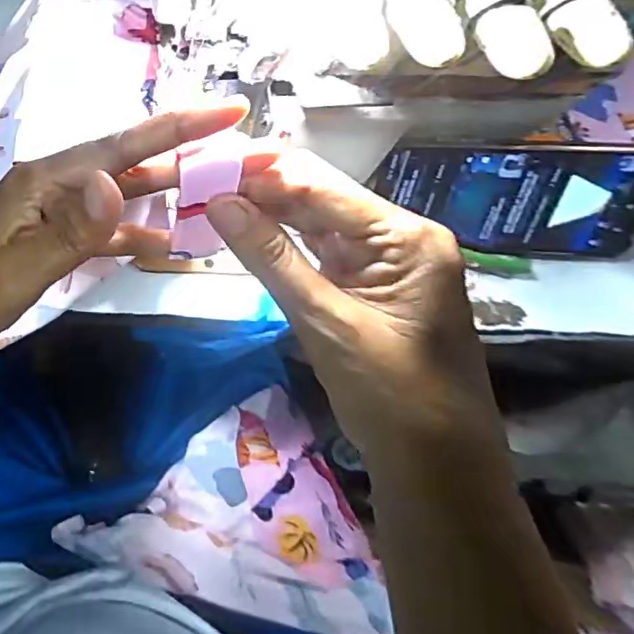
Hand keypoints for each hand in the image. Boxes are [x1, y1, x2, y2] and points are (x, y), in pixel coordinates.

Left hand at [0, 101, 249, 362]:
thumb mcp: (24, 265)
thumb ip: (73, 227)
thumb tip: (115, 180)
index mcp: (41, 179)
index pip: (118, 147)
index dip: (175, 128)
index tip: (228, 110)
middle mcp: (49, 184)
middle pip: (125, 163)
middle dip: (181, 155)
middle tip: (241, 150)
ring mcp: (51, 210)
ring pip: (118, 193)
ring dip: (164, 191)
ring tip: (218, 187)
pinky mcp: (53, 236)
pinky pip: (103, 226)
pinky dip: (133, 230)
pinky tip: (166, 239)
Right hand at [204, 149, 503, 464]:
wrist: (436, 467)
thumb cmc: (392, 396)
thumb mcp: (325, 321)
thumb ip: (270, 256)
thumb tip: (218, 202)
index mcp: (405, 237)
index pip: (320, 187)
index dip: (260, 173)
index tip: (204, 166)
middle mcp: (397, 236)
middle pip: (317, 195)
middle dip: (257, 186)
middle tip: (197, 180)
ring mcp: (381, 258)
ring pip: (311, 218)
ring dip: (262, 209)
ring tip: (207, 197)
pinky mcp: (363, 280)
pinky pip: (313, 246)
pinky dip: (276, 238)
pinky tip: (239, 227)